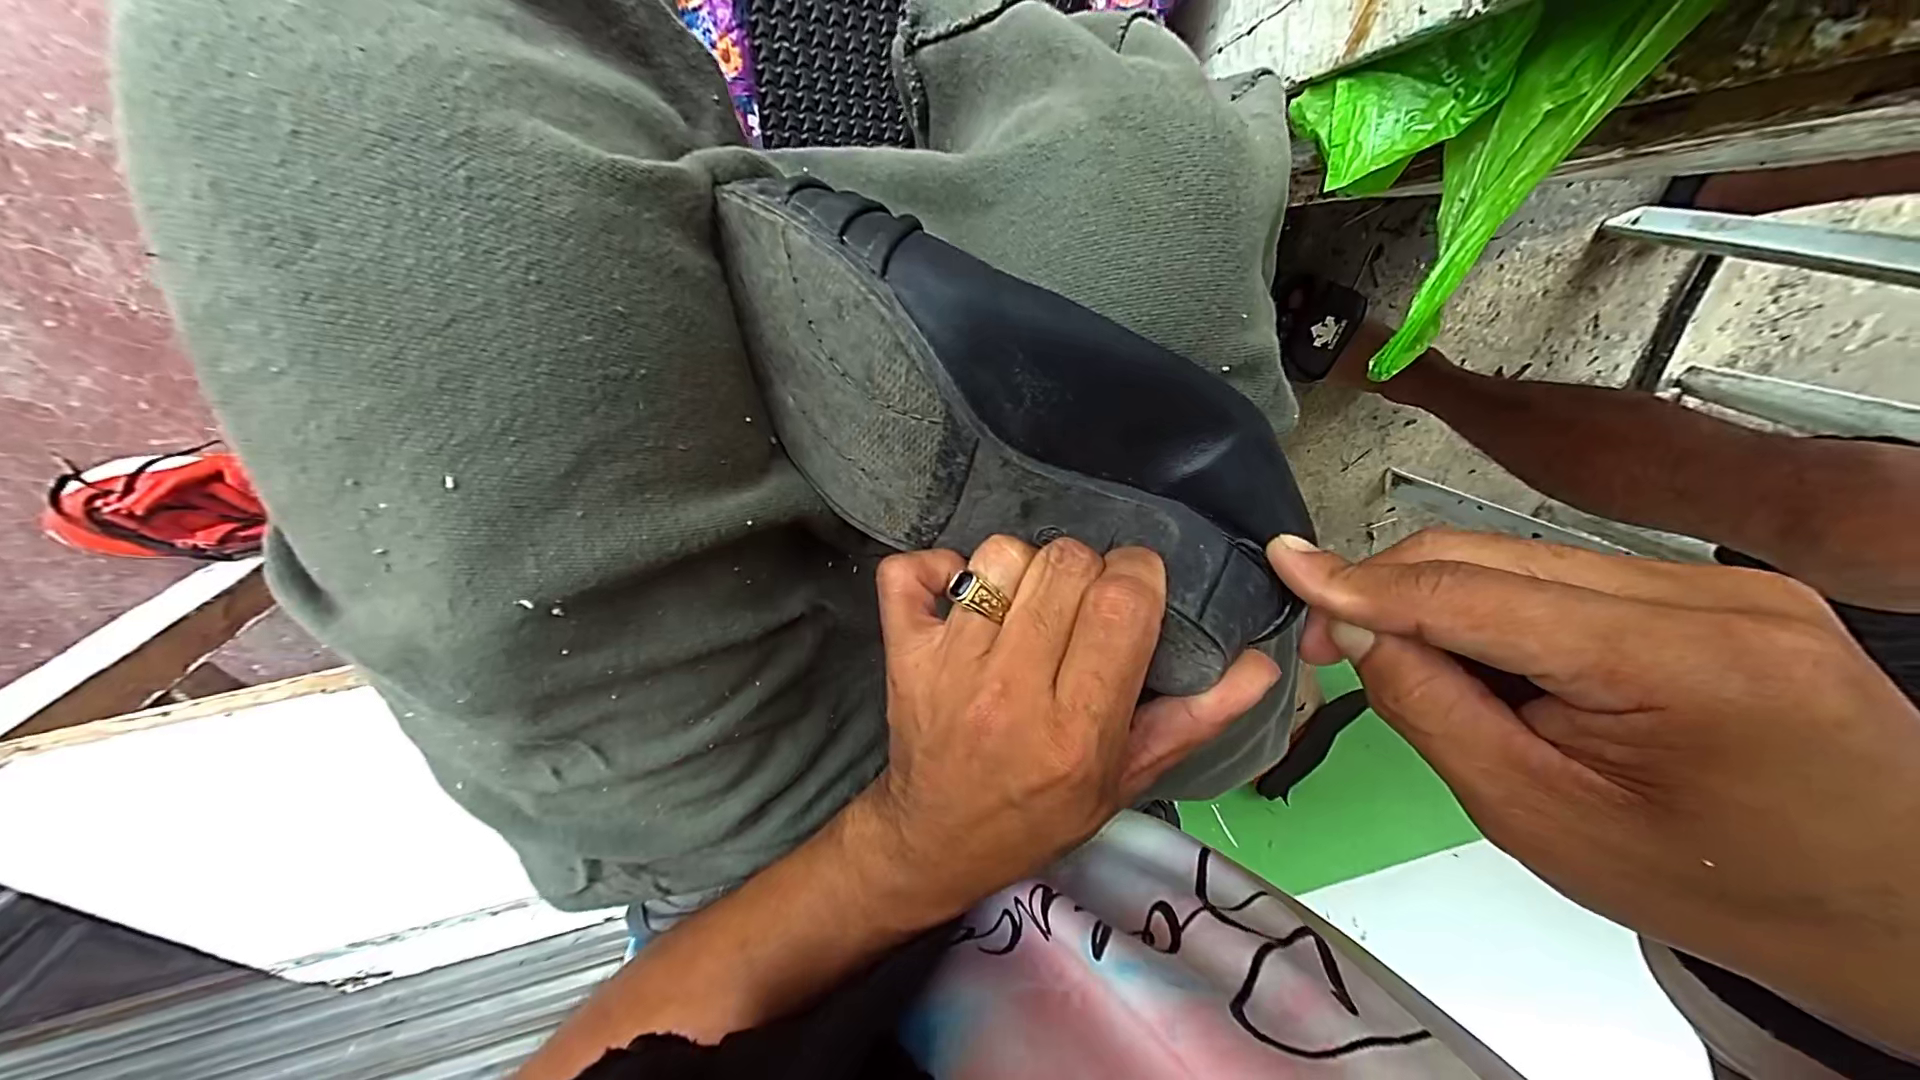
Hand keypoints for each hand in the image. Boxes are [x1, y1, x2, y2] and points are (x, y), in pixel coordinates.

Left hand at [857, 535, 1279, 923]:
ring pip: (1000, 555)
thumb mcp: (1129, 780)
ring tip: (1027, 601)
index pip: (1122, 601)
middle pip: (1064, 564)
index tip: (1134, 584)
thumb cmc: (1041, 813)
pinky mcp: (902, 652)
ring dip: (1024, 565)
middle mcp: (1011, 689)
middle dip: (1088, 566)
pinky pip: (913, 570)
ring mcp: (948, 666)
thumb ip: (1197, 718)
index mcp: (1077, 726)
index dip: (1138, 572)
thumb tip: (1261, 663)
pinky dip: (939, 566)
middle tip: (1082, 599)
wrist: (938, 839)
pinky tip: (960, 595)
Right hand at [1266, 528, 1919, 1053]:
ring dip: (1428, 600)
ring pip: (1507, 557)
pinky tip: (1475, 658)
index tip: (1284, 567)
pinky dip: (1481, 607)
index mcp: (1681, 661)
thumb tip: (1356, 630)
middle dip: (1383, 589)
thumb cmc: (1706, 884)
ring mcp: (1712, 582)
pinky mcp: (1704, 588)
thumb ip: (1429, 707)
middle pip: (1482, 554)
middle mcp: (1705, 594)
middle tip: (1329, 644)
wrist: (1888, 912)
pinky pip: (1546, 576)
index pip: (1468, 594)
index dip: (1360, 581)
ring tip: (1402, 662)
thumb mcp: (1532, 813)